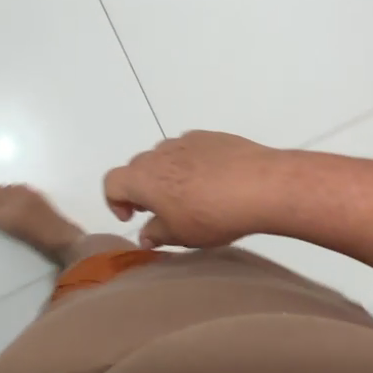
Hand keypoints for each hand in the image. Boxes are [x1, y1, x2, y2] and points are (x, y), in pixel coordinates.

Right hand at [103, 132, 287, 248]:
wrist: (261, 185)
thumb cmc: (211, 215)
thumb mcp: (181, 235)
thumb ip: (157, 234)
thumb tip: (146, 236)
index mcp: (143, 178)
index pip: (112, 183)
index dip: (116, 202)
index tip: (134, 217)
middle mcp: (159, 153)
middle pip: (138, 168)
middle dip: (143, 188)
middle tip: (161, 210)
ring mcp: (186, 140)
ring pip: (165, 156)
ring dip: (168, 174)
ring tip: (190, 196)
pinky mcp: (211, 137)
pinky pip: (191, 149)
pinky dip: (192, 164)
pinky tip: (214, 182)